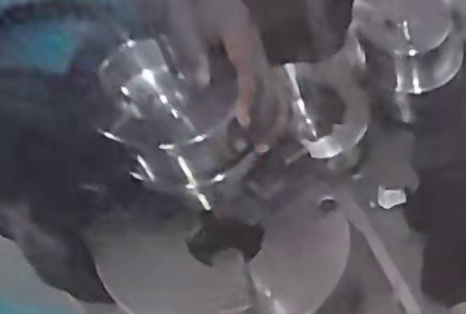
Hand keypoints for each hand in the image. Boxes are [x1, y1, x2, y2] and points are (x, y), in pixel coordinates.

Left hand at [167, 0, 283, 143]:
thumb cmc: (193, 1)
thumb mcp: (184, 18)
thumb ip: (193, 49)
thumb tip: (202, 83)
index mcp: (242, 37)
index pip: (250, 75)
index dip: (249, 100)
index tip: (243, 122)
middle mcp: (259, 50)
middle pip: (273, 92)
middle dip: (268, 122)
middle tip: (257, 146)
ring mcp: (263, 57)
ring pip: (281, 96)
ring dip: (276, 123)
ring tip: (263, 145)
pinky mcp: (261, 63)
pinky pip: (276, 93)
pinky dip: (274, 115)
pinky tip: (268, 132)